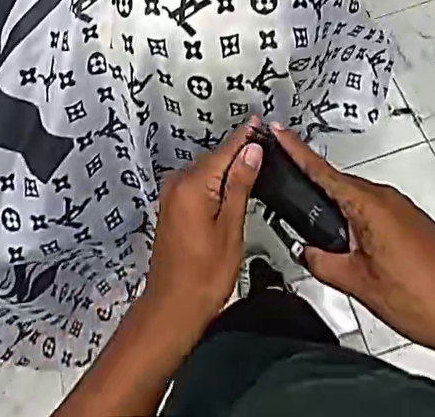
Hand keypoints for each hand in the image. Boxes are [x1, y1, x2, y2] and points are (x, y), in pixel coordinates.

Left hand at [144, 118, 262, 324]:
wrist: (171, 311)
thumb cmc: (201, 278)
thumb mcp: (231, 228)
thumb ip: (240, 185)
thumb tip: (251, 152)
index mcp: (193, 186)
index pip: (226, 150)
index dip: (246, 137)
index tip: (259, 123)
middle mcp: (177, 185)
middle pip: (215, 158)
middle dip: (239, 153)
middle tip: (263, 148)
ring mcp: (171, 196)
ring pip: (206, 171)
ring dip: (227, 169)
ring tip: (252, 168)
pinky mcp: (171, 207)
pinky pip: (197, 184)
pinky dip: (214, 182)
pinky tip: (230, 189)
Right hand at [269, 125, 434, 356]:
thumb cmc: (425, 300)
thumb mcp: (359, 284)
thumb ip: (324, 263)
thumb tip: (307, 252)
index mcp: (370, 205)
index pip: (323, 170)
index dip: (297, 150)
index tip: (279, 131)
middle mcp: (387, 198)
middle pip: (340, 185)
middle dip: (315, 193)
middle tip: (293, 203)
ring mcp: (402, 209)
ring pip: (359, 202)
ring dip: (340, 215)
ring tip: (330, 246)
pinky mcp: (412, 222)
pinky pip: (376, 212)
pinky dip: (360, 224)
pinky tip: (360, 253)